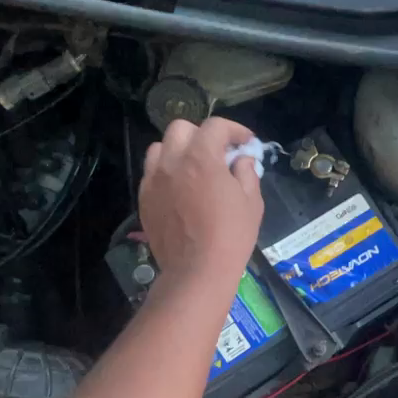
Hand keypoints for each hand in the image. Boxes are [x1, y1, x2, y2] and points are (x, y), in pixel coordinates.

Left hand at [138, 117, 264, 295]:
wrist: (197, 271)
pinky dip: (167, 172)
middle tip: (218, 153)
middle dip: (202, 135)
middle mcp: (172, 161)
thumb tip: (241, 160)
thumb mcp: (252, 202)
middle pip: (181, 128)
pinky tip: (181, 190)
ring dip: (179, 150)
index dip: (234, 130)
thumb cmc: (231, 236)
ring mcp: (154, 180)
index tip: (246, 143)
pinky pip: (152, 173)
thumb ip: (247, 173)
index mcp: (201, 158)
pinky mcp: (144, 198)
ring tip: (194, 168)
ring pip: (161, 147)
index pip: (215, 126)